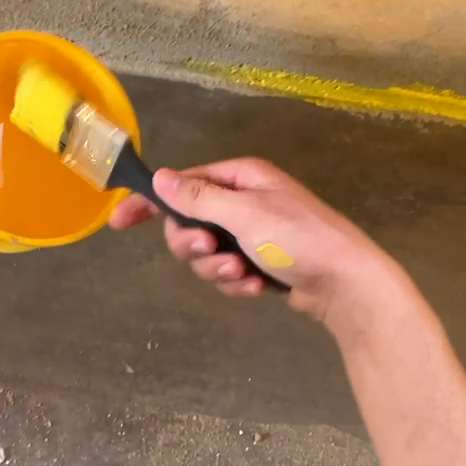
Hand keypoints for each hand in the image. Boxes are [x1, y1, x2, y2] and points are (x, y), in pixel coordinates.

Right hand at [109, 157, 401, 326]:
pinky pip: (227, 274)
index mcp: (239, 179)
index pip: (181, 186)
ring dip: (219, 269)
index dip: (150, 203)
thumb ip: (198, 199)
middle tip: (211, 252)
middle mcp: (242, 202)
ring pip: (205, 256)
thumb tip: (160, 178)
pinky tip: (259, 287)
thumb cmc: (300, 240)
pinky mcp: (258, 264)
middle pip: (188, 225)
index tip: (120, 222)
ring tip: (245, 273)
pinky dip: (238, 283)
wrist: (345, 284)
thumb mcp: (245, 214)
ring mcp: (250, 234)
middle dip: (195, 247)